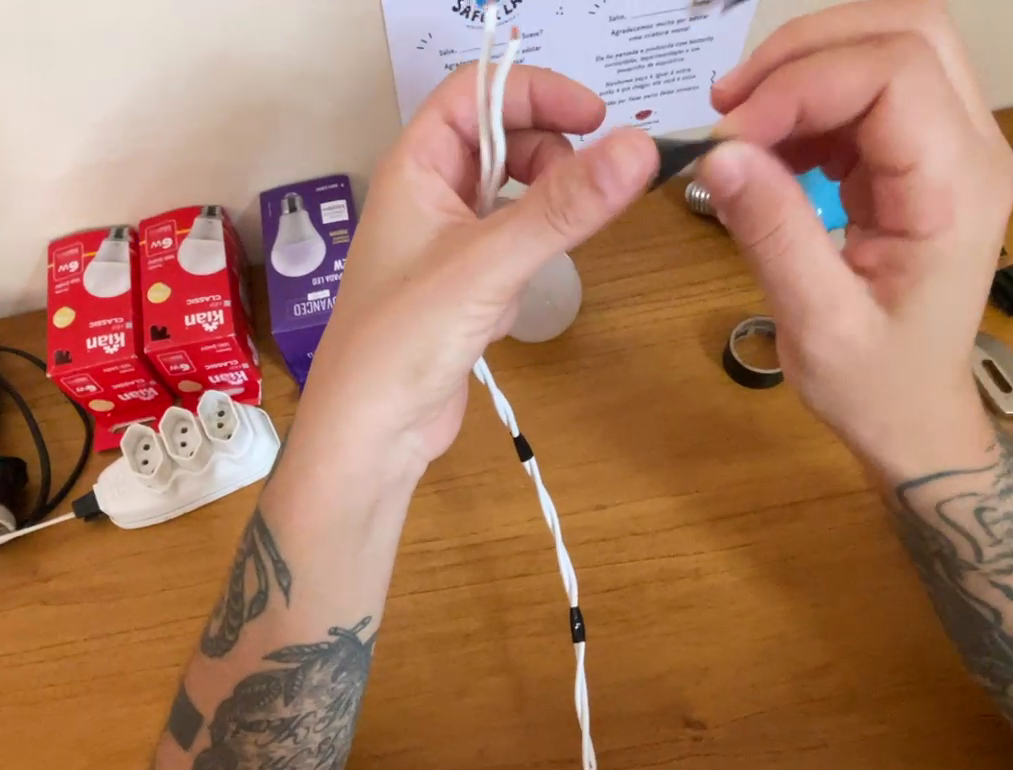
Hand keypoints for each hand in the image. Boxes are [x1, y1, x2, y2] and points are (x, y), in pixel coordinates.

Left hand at [292, 67, 657, 473]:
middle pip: (499, 145)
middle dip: (545, 161)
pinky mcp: (459, 295)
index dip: (535, 93)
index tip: (598, 118)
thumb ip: (562, 208)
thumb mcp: (487, 266)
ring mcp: (443, 250)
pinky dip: (518, 274)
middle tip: (580, 196)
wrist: (372, 433)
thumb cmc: (406, 340)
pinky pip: (506, 257)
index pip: (475, 94)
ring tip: (532, 265)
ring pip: (508, 205)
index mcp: (415, 169)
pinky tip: (500, 315)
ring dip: (534, 225)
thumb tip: (639, 147)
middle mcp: (426, 201)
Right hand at [701, 0, 1012, 480]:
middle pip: (906, 30)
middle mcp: (969, 150)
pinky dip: (810, 105)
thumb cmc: (872, 385)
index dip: (799, 86)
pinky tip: (769, 150)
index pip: (891, 74)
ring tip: (739, 125)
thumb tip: (718, 155)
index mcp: (954, 189)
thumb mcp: (815, 322)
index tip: (724, 139)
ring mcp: (948, 151)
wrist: (912, 415)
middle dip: (806, 51)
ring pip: (890, 48)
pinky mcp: (918, 163)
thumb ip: (772, 232)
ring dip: (807, 69)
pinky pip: (871, 95)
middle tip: (727, 108)